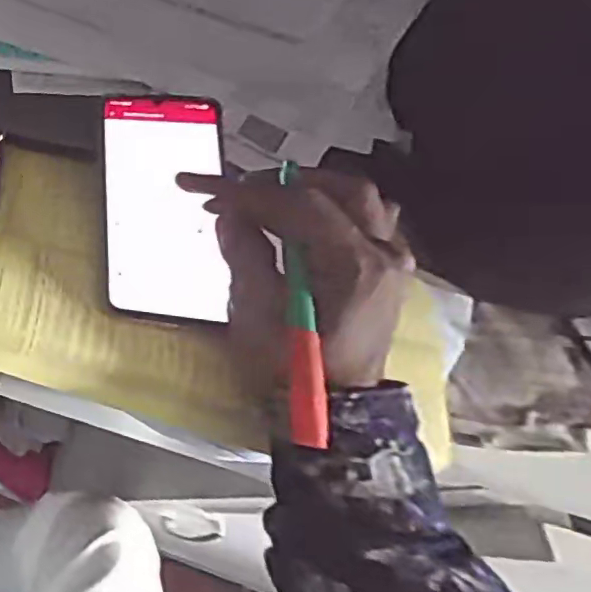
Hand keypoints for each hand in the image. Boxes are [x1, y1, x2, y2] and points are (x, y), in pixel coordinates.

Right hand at [178, 169, 412, 390]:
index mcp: (351, 263)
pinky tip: (300, 221)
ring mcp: (393, 261)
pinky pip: (366, 218)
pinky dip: (329, 207)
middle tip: (232, 193)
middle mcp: (383, 253)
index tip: (198, 187)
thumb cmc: (289, 365)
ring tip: (265, 200)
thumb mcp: (253, 311)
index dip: (244, 190)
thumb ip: (245, 254)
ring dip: (307, 190)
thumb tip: (229, 214)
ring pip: (357, 198)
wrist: (333, 407)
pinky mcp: (387, 270)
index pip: (297, 203)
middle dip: (275, 183)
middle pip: (334, 189)